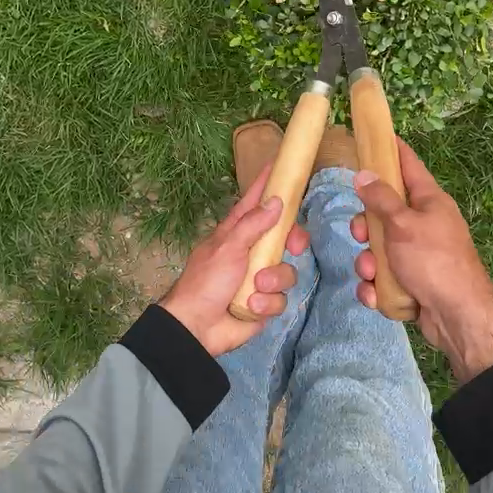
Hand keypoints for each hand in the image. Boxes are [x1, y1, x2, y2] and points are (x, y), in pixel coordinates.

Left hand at [159, 164, 307, 356]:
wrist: (197, 327)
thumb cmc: (206, 281)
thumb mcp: (228, 247)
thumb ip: (253, 225)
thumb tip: (276, 200)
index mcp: (236, 232)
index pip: (254, 202)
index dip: (266, 184)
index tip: (279, 165)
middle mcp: (251, 251)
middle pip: (284, 236)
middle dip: (291, 241)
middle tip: (294, 246)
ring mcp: (259, 277)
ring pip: (286, 270)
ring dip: (273, 280)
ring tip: (255, 289)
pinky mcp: (264, 302)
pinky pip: (280, 298)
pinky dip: (266, 303)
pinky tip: (250, 307)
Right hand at [351, 140, 492, 382]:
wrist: (458, 317)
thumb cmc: (434, 261)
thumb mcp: (403, 224)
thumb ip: (380, 198)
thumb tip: (364, 173)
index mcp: (429, 201)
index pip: (408, 164)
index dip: (390, 148)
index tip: (373, 135)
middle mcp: (425, 223)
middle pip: (384, 212)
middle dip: (366, 227)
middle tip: (361, 235)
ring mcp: (419, 254)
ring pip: (379, 248)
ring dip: (369, 262)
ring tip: (372, 274)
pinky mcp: (413, 282)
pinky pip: (385, 277)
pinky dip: (377, 287)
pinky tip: (376, 295)